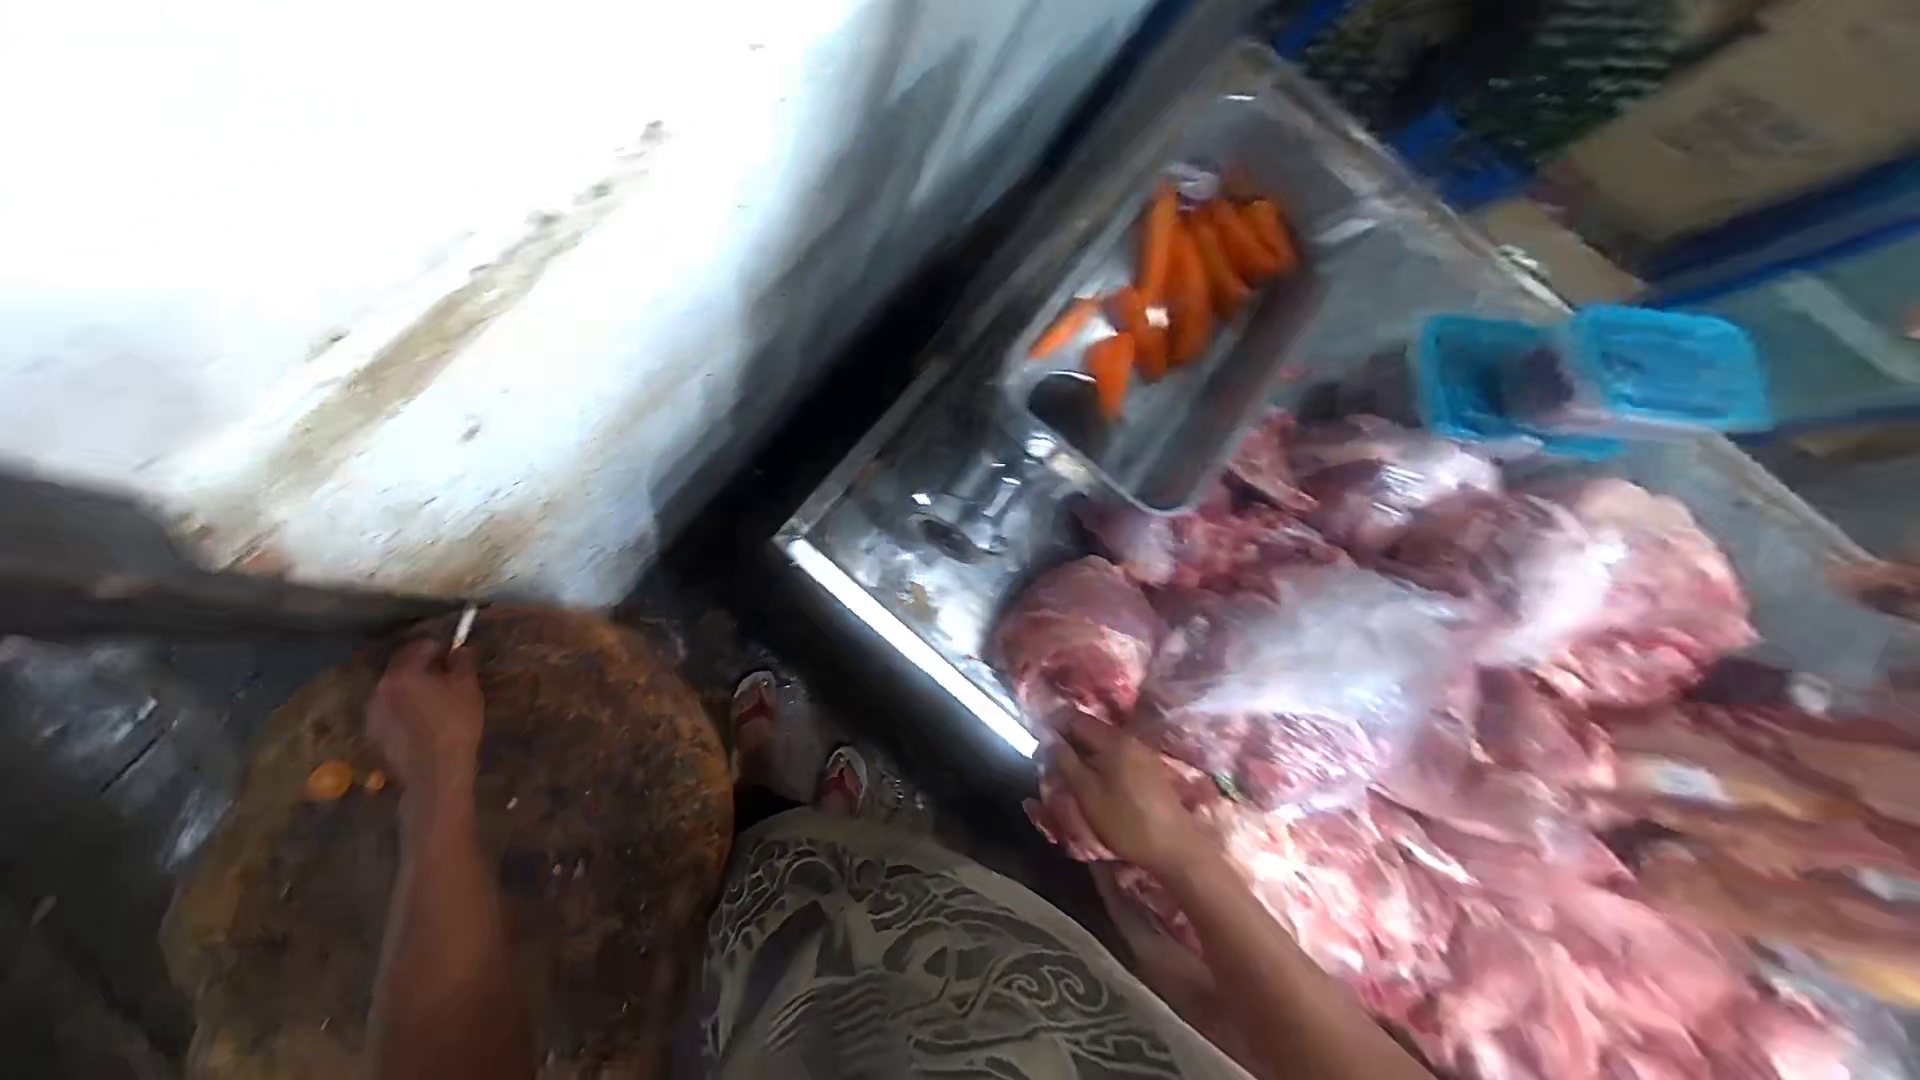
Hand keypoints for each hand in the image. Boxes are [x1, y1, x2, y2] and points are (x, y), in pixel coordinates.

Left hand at [368, 639, 484, 817]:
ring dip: (417, 689)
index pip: (418, 646)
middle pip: (404, 668)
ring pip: (398, 690)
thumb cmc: (455, 722)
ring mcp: (374, 712)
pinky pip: (394, 709)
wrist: (434, 770)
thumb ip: (463, 662)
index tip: (456, 656)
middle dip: (426, 669)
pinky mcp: (376, 731)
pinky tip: (429, 721)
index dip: (439, 647)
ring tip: (441, 701)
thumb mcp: (468, 687)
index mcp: (401, 674)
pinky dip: (409, 708)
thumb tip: (461, 649)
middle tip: (451, 678)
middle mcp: (380, 689)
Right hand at [1052, 713, 1210, 877]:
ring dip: (1086, 756)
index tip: (1042, 746)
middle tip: (1055, 766)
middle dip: (1070, 744)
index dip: (1055, 728)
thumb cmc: (1124, 820)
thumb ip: (1065, 761)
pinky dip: (1103, 764)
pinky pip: (1118, 756)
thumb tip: (1050, 739)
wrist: (1174, 847)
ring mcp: (1142, 752)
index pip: (1075, 718)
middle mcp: (1129, 738)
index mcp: (1112, 739)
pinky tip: (1098, 785)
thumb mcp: (1086, 793)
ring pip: (1104, 745)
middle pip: (1091, 731)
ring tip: (1074, 779)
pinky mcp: (1150, 769)